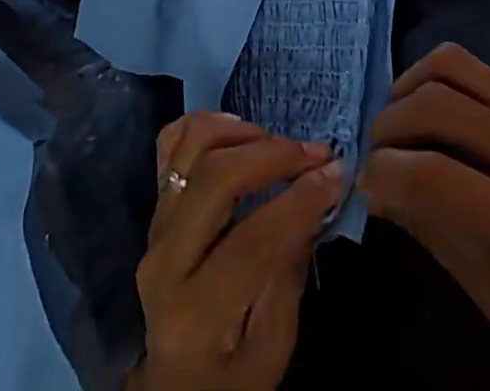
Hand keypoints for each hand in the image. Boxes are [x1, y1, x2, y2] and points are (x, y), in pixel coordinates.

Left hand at [129, 111, 343, 390]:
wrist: (173, 382)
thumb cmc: (232, 375)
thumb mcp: (273, 347)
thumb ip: (290, 271)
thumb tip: (317, 198)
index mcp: (197, 312)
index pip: (251, 240)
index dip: (298, 200)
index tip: (336, 173)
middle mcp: (165, 259)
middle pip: (215, 179)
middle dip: (274, 155)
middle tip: (318, 153)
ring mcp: (153, 226)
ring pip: (188, 148)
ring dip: (240, 132)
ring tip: (278, 143)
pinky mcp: (154, 206)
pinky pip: (169, 143)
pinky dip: (204, 124)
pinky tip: (239, 130)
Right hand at [358, 44, 489, 384]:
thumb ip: (429, 227)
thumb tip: (370, 180)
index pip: (433, 176)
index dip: (380, 174)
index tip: (363, 185)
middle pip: (437, 107)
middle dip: (387, 128)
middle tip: (374, 157)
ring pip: (451, 67)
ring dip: (406, 92)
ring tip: (397, 128)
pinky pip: (474, 67)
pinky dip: (433, 81)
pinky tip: (427, 113)